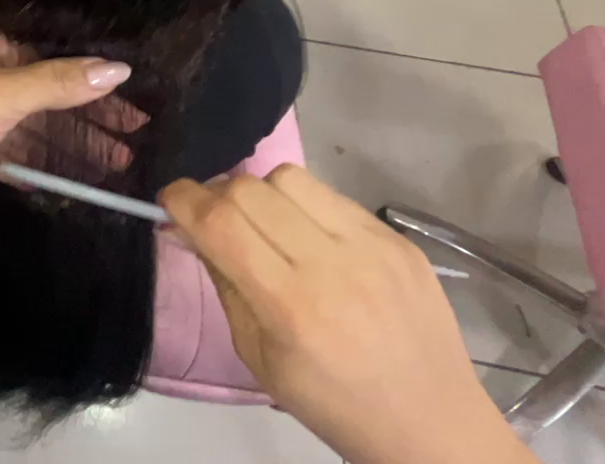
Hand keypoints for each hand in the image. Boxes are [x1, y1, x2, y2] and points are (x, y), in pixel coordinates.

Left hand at [0, 16, 129, 197]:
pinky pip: (0, 142)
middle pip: (43, 86)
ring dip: (63, 142)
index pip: (54, 52)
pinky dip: (27, 158)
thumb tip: (118, 66)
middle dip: (86, 116)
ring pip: (23, 118)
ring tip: (112, 165)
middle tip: (135, 142)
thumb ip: (57, 84)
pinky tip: (60, 179)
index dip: (96, 78)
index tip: (138, 103)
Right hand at [159, 166, 538, 463]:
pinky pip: (329, 193)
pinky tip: (310, 237)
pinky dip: (302, 204)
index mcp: (292, 308)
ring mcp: (373, 248)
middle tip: (214, 219)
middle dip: (214, 195)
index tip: (169, 203)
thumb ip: (222, 280)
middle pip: (246, 189)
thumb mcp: (256, 353)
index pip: (219, 222)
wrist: (436, 429)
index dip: (182, 200)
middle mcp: (333, 268)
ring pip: (287, 176)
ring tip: (267, 225)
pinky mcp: (398, 240)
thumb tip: (185, 226)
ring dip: (260, 193)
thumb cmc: (332, 403)